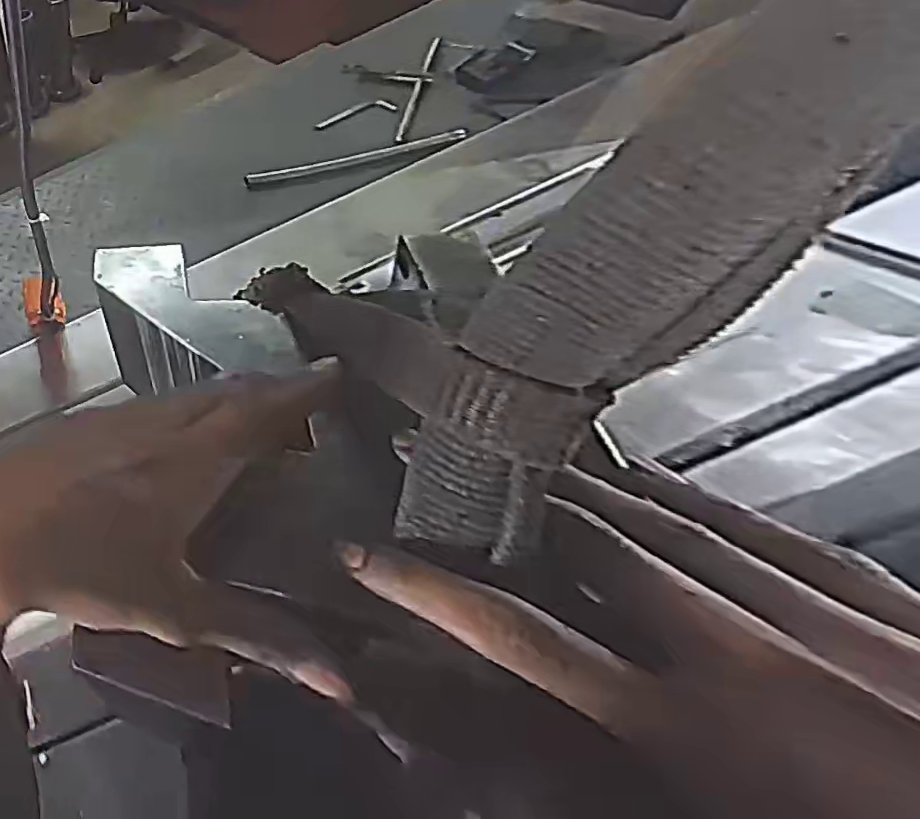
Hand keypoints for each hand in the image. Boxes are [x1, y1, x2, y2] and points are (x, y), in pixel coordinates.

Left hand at [0, 367, 348, 699]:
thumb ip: (256, 637)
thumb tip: (338, 682)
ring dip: (219, 398)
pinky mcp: (80, 424)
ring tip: (243, 412)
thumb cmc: (82, 571)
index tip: (333, 370)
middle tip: (299, 398)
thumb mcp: (173, 609)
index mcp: (187, 462)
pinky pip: (144, 406)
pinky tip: (170, 432)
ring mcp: (111, 419)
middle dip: (266, 390)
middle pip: (222, 394)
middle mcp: (152, 426)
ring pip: (181, 397)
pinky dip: (176, 409)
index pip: (258, 411)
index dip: (301, 389)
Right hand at [343, 463, 919, 818]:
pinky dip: (685, 498)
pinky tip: (650, 478)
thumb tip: (507, 762)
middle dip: (501, 494)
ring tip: (514, 446)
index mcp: (692, 730)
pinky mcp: (893, 609)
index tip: (362, 553)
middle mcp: (737, 656)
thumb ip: (608, 783)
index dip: (424, 588)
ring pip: (663, 522)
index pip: (515, 635)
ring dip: (576, 483)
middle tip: (437, 452)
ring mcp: (823, 622)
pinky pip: (760, 531)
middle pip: (587, 546)